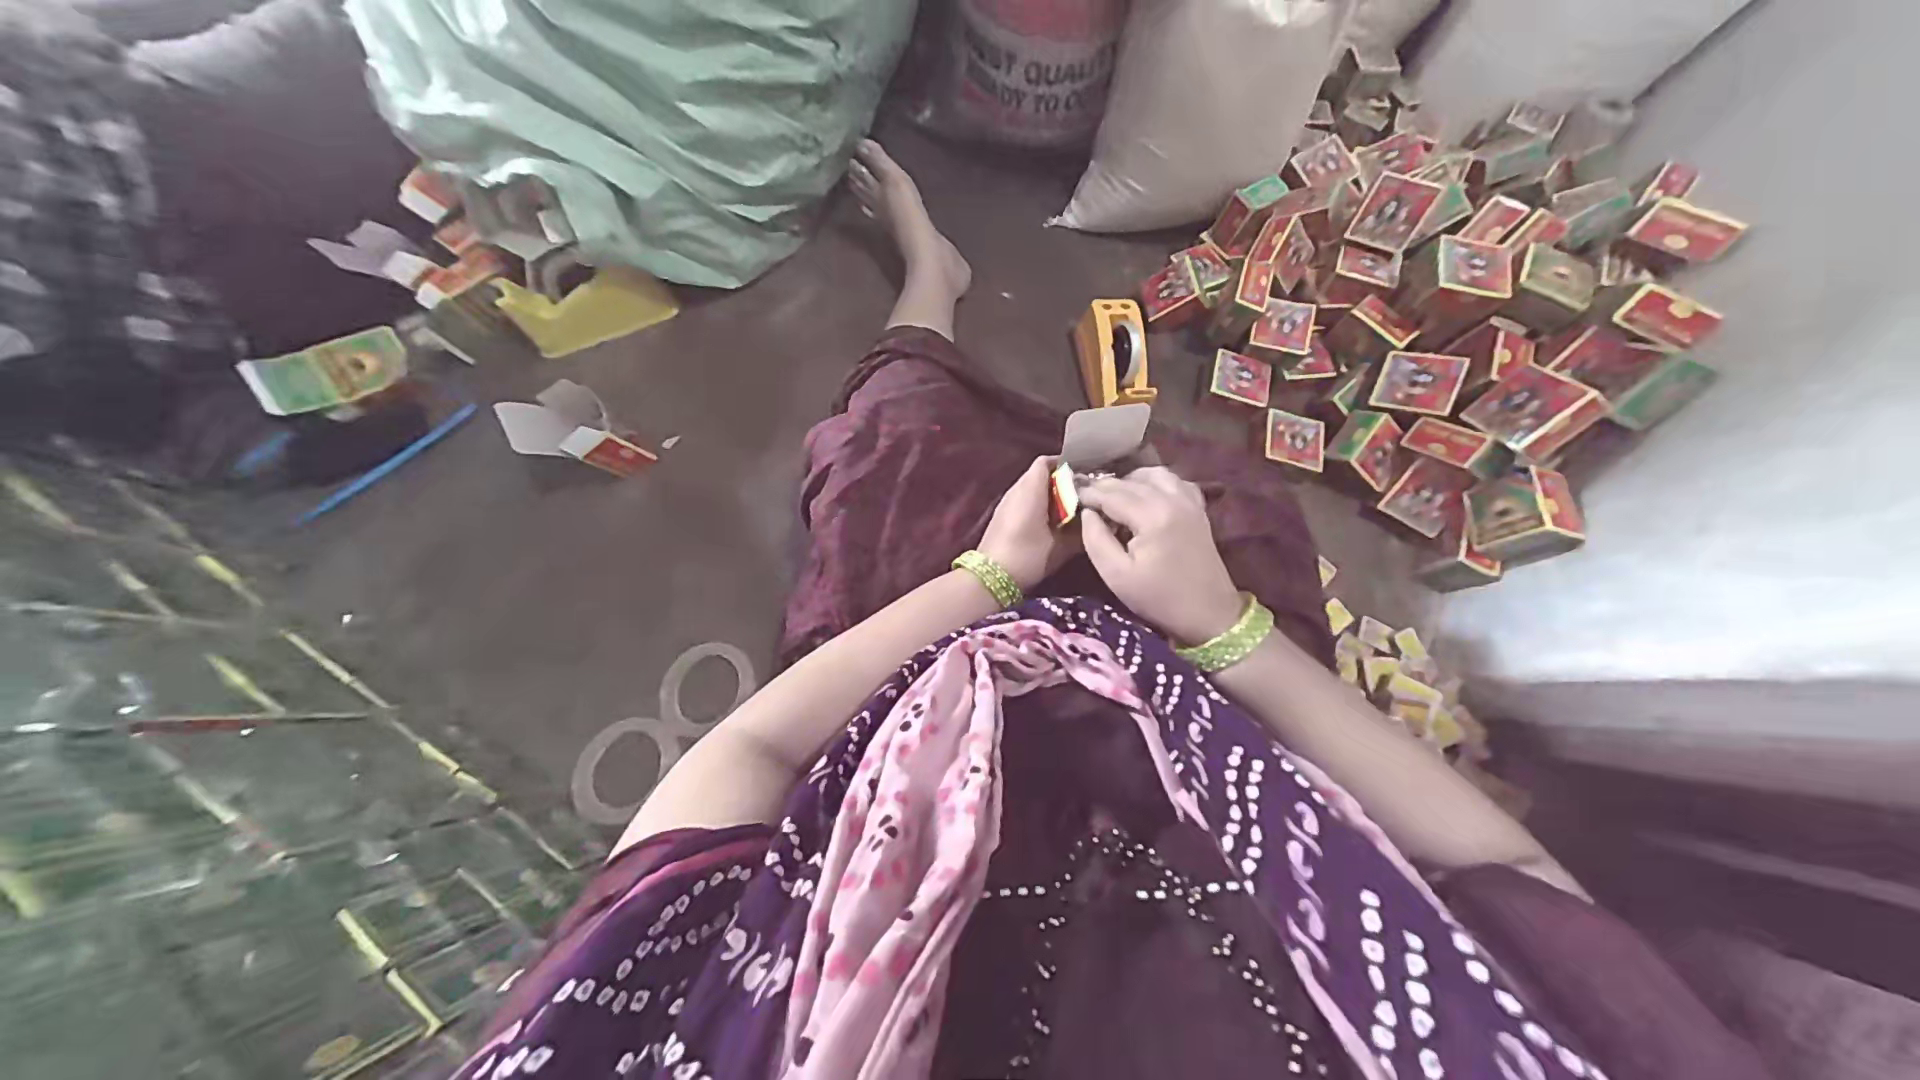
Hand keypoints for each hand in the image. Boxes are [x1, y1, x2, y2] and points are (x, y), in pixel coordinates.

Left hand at [976, 456, 1080, 591]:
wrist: (989, 579)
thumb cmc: (1027, 556)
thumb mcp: (1061, 546)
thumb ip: (1081, 530)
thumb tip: (1100, 520)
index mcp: (1029, 490)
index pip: (1046, 462)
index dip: (1065, 464)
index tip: (1083, 476)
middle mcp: (1015, 491)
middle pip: (1039, 475)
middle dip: (1060, 482)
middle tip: (1081, 496)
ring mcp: (1005, 504)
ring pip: (1030, 489)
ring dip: (1049, 496)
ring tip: (1069, 511)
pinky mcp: (1001, 518)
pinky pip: (1022, 502)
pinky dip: (1037, 506)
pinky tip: (1050, 524)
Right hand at [1078, 467, 1244, 644]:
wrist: (1209, 614)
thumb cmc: (1158, 598)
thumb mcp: (1116, 575)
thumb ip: (1096, 539)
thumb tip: (1087, 512)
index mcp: (1152, 515)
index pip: (1111, 493)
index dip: (1087, 494)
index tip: (1070, 498)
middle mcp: (1172, 499)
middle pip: (1130, 481)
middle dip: (1104, 487)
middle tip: (1084, 499)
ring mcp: (1189, 501)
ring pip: (1153, 474)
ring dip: (1129, 480)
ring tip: (1113, 497)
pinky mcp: (1197, 508)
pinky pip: (1174, 481)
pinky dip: (1154, 482)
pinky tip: (1144, 496)